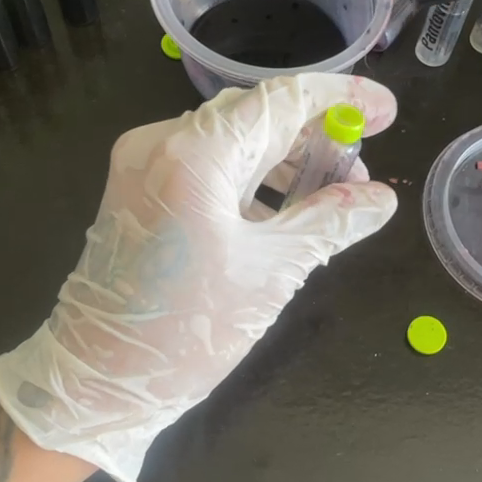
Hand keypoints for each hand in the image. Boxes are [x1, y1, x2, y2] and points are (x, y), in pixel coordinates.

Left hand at [0, 74, 398, 481]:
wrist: (96, 381)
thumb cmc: (186, 333)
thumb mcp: (271, 274)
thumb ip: (330, 222)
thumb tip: (382, 197)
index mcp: (192, 154)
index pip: (280, 100)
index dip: (340, 100)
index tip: (385, 111)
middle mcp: (159, 143)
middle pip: (253, 117)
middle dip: (313, 136)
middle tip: (360, 168)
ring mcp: (141, 166)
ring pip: (229, 143)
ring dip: (283, 161)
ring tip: (330, 196)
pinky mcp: (137, 192)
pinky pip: (205, 170)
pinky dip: (249, 183)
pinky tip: (283, 212)